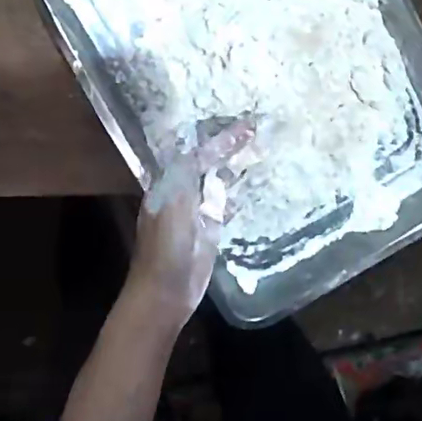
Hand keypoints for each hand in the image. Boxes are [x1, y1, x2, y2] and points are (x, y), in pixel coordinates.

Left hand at [124, 122, 255, 328]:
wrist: (164, 294)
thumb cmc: (166, 249)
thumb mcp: (176, 205)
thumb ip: (187, 176)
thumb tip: (205, 148)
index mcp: (169, 182)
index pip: (198, 151)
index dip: (222, 139)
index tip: (248, 126)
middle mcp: (181, 190)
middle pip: (207, 161)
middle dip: (228, 146)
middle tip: (256, 130)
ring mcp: (195, 210)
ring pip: (216, 180)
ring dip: (233, 165)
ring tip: (257, 149)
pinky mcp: (208, 230)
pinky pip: (223, 203)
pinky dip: (236, 191)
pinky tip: (251, 185)